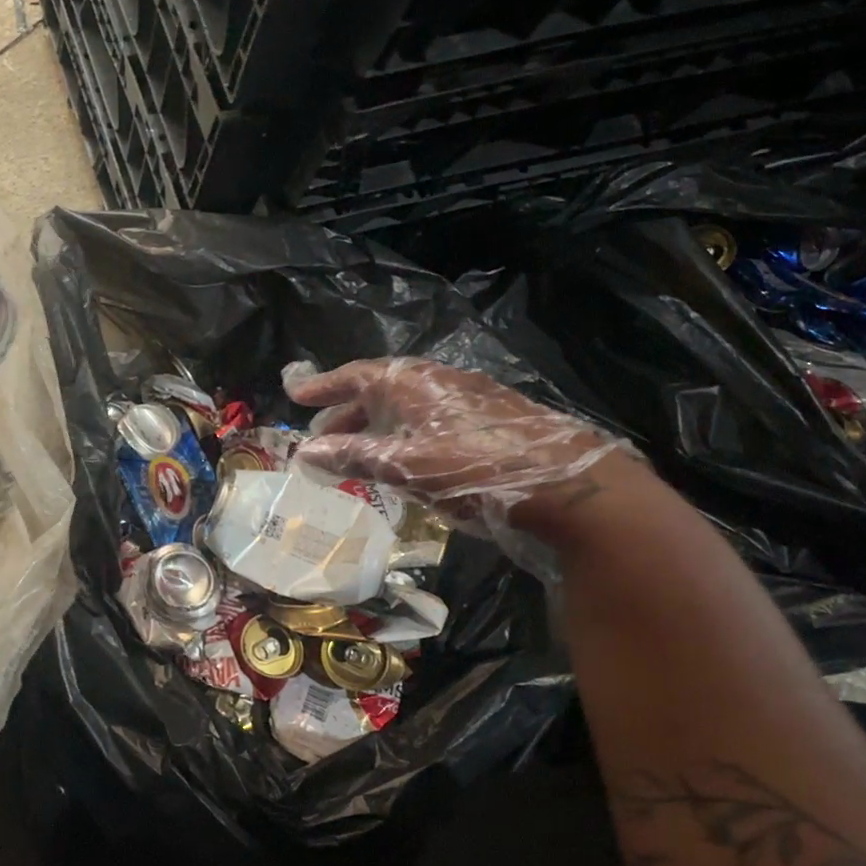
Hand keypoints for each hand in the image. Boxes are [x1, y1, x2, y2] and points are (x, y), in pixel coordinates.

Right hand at [284, 357, 629, 530]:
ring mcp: (469, 406)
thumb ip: (354, 456)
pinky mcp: (490, 430)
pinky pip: (429, 426)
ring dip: (375, 428)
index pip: (358, 375)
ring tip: (355, 454)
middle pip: (382, 392)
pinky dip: (403, 440)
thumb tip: (306, 451)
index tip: (295, 394)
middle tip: (320, 434)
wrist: (571, 490)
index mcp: (416, 384)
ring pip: (407, 411)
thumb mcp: (406, 466)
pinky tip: (404, 465)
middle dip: (347, 412)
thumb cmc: (477, 470)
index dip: (324, 385)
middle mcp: (440, 386)